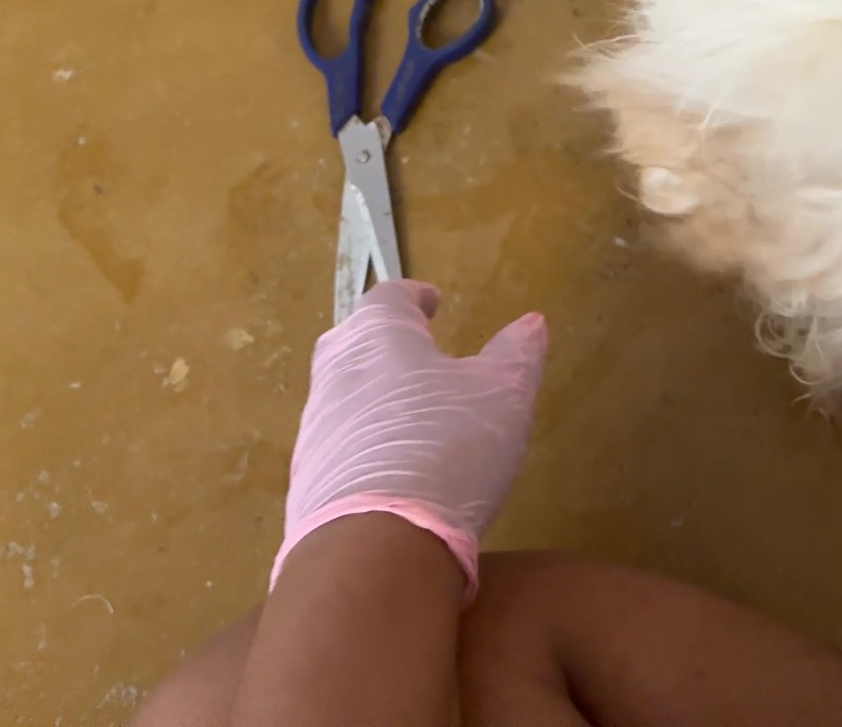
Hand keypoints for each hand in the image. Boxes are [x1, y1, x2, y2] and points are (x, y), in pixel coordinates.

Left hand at [273, 281, 546, 597]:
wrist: (378, 546)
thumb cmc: (450, 441)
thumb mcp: (506, 390)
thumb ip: (518, 352)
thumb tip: (531, 322)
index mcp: (380, 340)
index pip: (388, 299)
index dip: (412, 295)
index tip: (432, 299)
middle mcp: (338, 377)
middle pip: (352, 342)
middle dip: (382, 338)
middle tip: (416, 346)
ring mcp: (317, 433)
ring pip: (343, 394)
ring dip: (376, 391)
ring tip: (419, 406)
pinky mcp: (311, 484)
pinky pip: (342, 442)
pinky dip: (370, 437)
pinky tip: (403, 460)